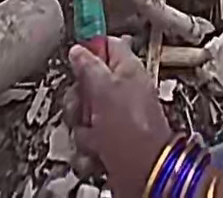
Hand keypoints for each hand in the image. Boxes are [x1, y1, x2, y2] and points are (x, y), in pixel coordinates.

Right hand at [68, 40, 173, 197]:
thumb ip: (88, 66)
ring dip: (82, 128)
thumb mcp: (105, 89)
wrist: (146, 178)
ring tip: (94, 137)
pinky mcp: (109, 145)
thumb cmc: (134, 131)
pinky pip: (86, 140)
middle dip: (78, 99)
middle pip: (87, 82)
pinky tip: (96, 154)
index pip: (105, 45)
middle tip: (84, 108)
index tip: (76, 59)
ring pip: (82, 114)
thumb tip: (77, 50)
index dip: (89, 50)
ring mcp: (115, 120)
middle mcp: (121, 92)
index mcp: (127, 70)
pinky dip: (87, 150)